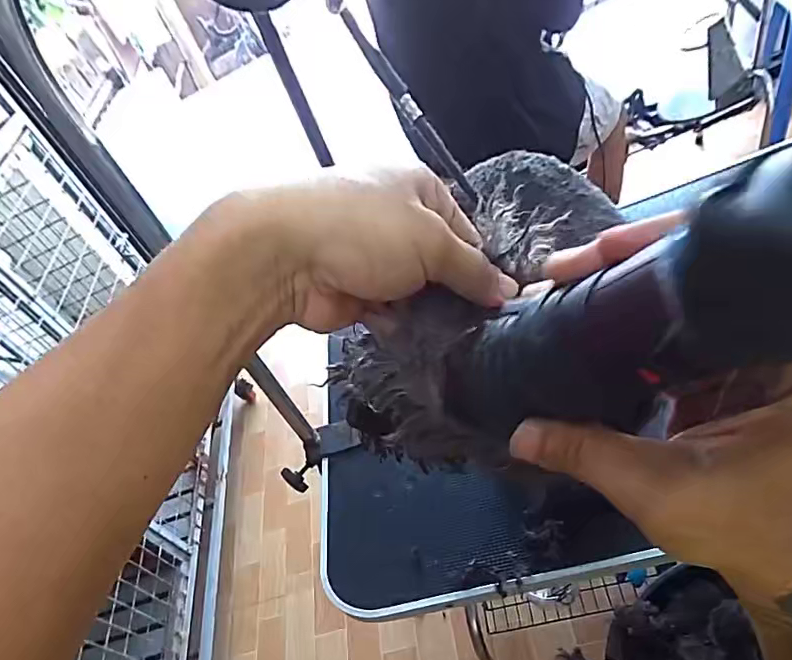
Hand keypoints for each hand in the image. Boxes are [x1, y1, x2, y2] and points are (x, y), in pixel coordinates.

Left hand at [225, 167, 517, 332]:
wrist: (285, 258)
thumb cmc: (360, 229)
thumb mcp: (432, 241)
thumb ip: (473, 269)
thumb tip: (506, 291)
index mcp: (420, 190)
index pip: (470, 233)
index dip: (486, 267)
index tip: (502, 299)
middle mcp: (401, 222)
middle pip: (448, 268)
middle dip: (459, 295)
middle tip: (480, 323)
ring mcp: (380, 260)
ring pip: (425, 297)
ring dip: (433, 315)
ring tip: (449, 333)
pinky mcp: (364, 294)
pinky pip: (399, 317)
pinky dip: (406, 327)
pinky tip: (415, 336)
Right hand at [510, 215, 791, 600]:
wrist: (771, 562)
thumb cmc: (739, 531)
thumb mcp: (661, 489)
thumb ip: (590, 453)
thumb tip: (519, 431)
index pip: (749, 274)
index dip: (669, 252)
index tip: (603, 252)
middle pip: (732, 274)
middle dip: (649, 265)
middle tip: (578, 265)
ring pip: (717, 294)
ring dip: (652, 289)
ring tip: (585, 278)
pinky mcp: (767, 363)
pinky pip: (712, 325)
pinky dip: (665, 325)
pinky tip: (616, 311)